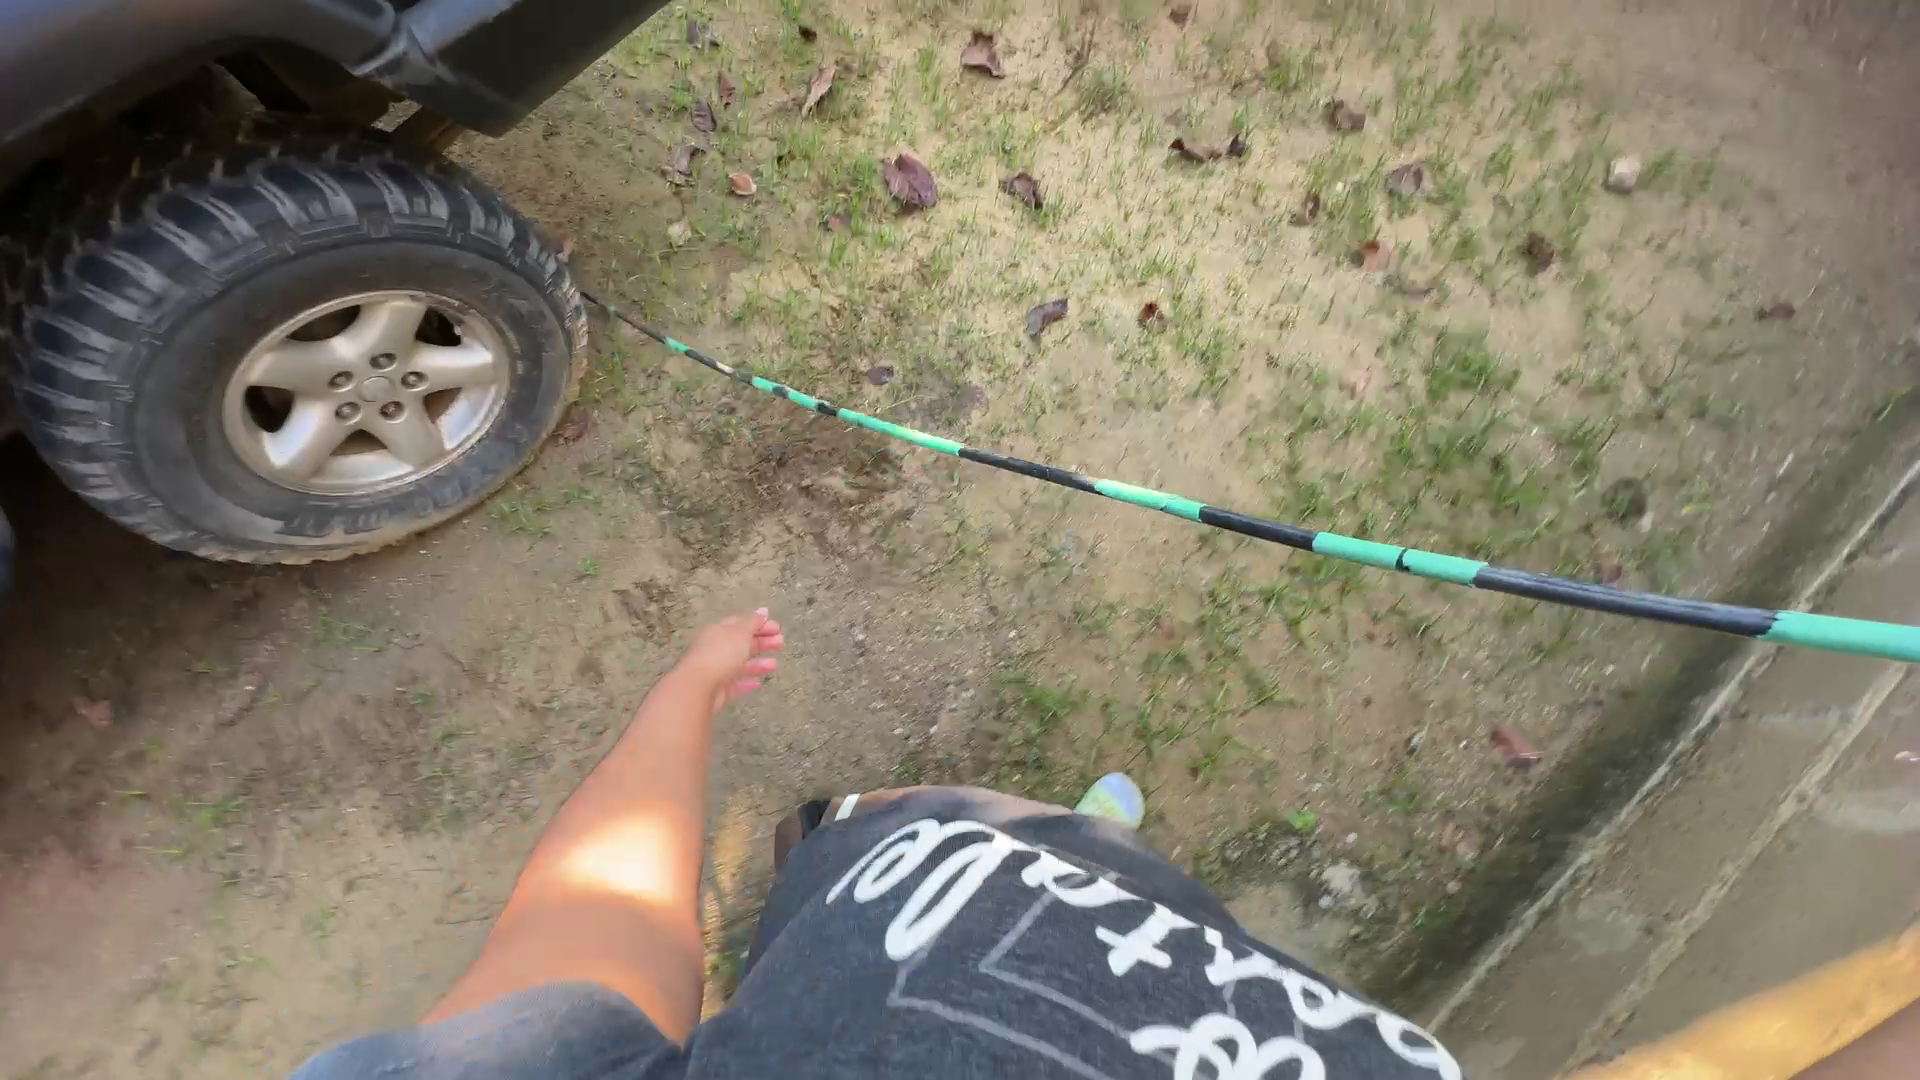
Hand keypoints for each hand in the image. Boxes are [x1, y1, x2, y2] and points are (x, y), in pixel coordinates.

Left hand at [675, 609, 783, 710]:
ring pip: (740, 664)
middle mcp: (716, 648)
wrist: (699, 688)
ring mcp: (716, 669)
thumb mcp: (740, 633)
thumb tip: (763, 611)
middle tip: (781, 642)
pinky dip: (746, 682)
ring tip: (775, 665)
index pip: (740, 623)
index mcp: (719, 631)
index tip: (777, 627)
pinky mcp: (717, 689)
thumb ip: (753, 622)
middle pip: (742, 643)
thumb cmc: (721, 654)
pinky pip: (735, 683)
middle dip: (762, 642)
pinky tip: (758, 683)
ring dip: (758, 663)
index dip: (759, 624)